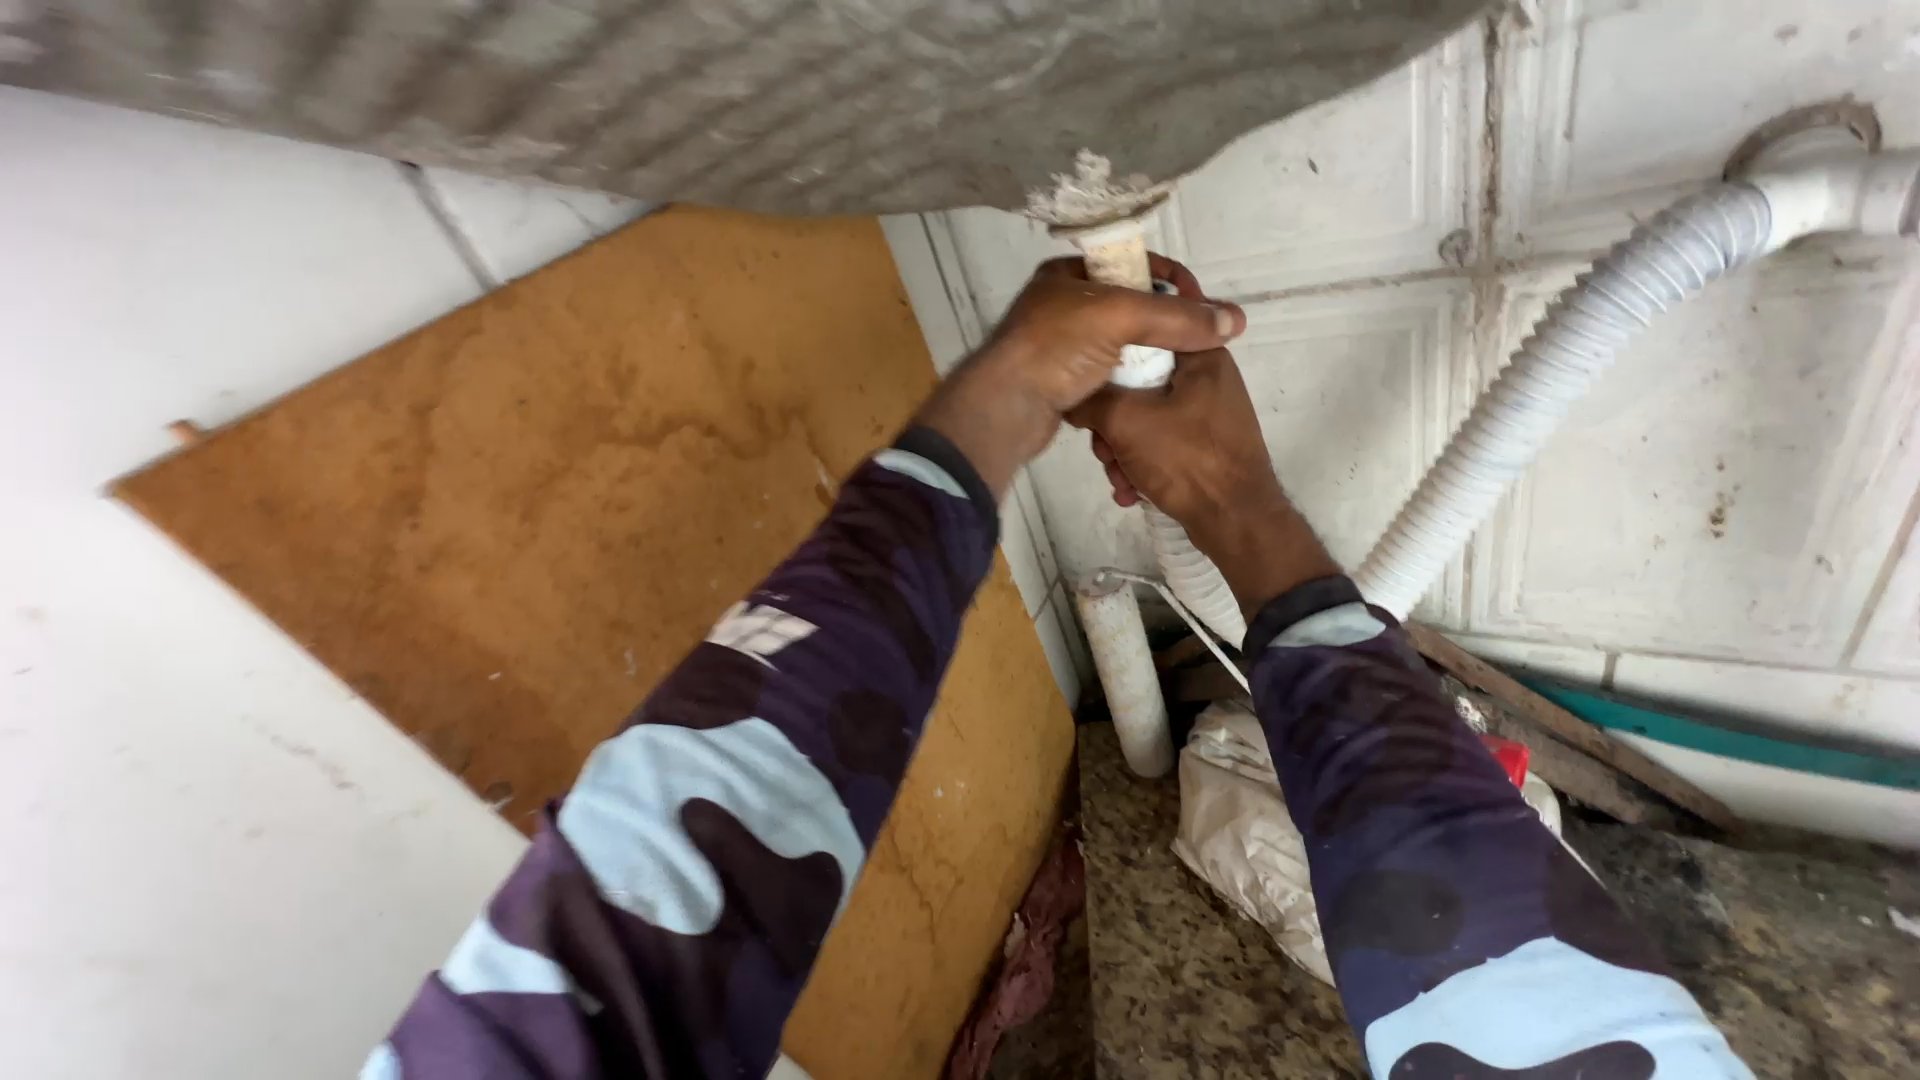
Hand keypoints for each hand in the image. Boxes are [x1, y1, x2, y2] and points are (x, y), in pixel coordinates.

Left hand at [913, 254, 1243, 497]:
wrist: (1005, 408)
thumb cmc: (1055, 348)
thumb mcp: (1120, 317)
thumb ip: (1177, 317)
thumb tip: (1234, 320)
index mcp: (1067, 274)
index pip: (1131, 263)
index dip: (1170, 278)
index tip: (1202, 302)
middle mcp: (1061, 305)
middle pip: (1129, 306)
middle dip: (1165, 322)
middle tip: (1198, 340)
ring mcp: (1059, 346)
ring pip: (1119, 344)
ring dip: (1148, 355)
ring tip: (1181, 368)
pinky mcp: (1061, 382)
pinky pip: (1107, 375)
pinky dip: (1129, 381)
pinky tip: (1151, 391)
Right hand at [1070, 349, 1340, 617]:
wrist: (1234, 521)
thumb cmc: (1187, 458)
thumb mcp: (1127, 421)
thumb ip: (1091, 399)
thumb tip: (1068, 393)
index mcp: (1200, 354)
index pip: (1159, 312)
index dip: (1120, 322)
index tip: (1090, 344)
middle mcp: (1205, 376)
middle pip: (1138, 375)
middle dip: (1110, 414)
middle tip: (1101, 440)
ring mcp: (1203, 412)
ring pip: (1141, 413)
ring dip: (1119, 447)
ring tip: (1117, 474)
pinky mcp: (1198, 443)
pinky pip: (1155, 440)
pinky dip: (1138, 463)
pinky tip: (1130, 489)